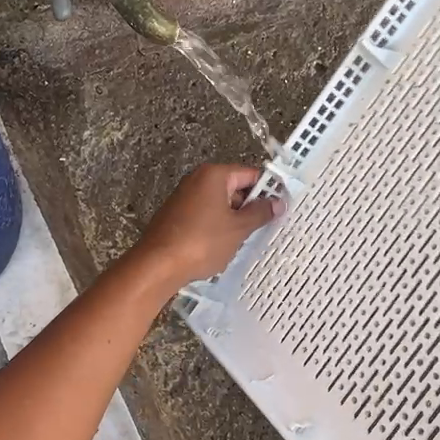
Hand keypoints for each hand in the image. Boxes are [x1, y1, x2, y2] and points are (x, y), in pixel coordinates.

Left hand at [127, 164, 281, 289]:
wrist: (158, 264)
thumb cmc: (201, 242)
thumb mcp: (238, 228)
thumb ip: (260, 213)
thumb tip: (278, 202)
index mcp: (214, 175)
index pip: (250, 174)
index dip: (268, 190)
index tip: (282, 206)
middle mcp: (197, 180)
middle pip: (234, 187)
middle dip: (250, 206)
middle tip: (268, 226)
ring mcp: (184, 198)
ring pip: (220, 204)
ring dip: (235, 219)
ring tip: (248, 239)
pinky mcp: (176, 216)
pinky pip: (206, 216)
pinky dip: (218, 227)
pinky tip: (224, 245)